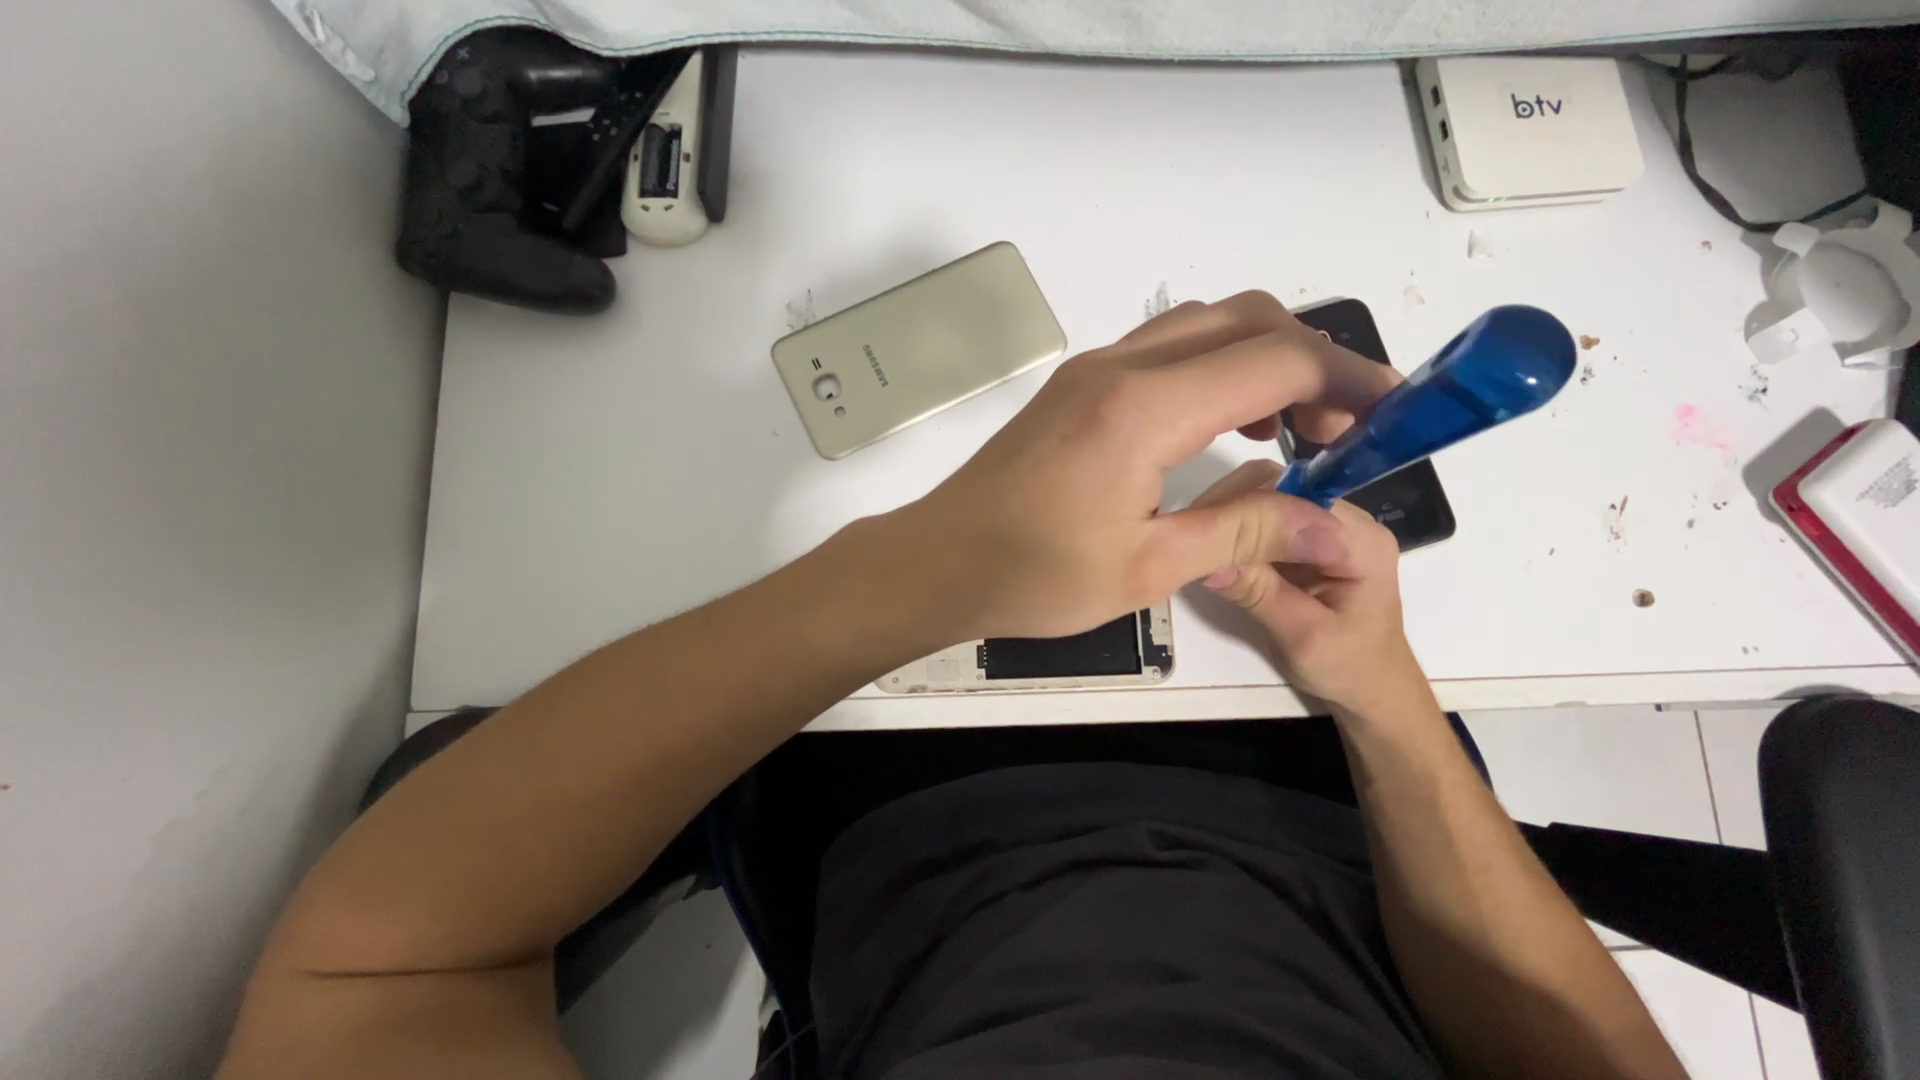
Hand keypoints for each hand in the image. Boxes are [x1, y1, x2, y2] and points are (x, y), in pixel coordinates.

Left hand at [885, 290, 1402, 640]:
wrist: (940, 561)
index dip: (1347, 380)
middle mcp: (1119, 366)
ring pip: (1205, 324)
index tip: (1391, 413)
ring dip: (1263, 357)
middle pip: (1246, 320)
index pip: (1275, 361)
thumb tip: (1328, 519)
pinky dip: (1217, 366)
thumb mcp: (1148, 567)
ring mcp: (1094, 368)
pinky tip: (1228, 424)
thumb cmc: (1032, 576)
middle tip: (1343, 427)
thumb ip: (1244, 530)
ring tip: (1294, 429)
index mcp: (1142, 409)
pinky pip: (1167, 347)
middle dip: (1312, 361)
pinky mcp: (1079, 384)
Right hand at [1189, 460, 1424, 710]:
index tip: (1202, 527)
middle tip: (1194, 537)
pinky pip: (1267, 518)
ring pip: (1269, 497)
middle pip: (1282, 487)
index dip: (1247, 503)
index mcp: (1360, 541)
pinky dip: (1239, 530)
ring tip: (1202, 544)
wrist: (1370, 688)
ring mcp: (1326, 528)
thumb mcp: (1301, 636)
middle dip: (1235, 506)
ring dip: (1233, 516)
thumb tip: (1207, 558)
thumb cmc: (1347, 668)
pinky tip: (1219, 551)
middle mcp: (1347, 522)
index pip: (1298, 495)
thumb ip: (1258, 592)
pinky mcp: (1307, 540)